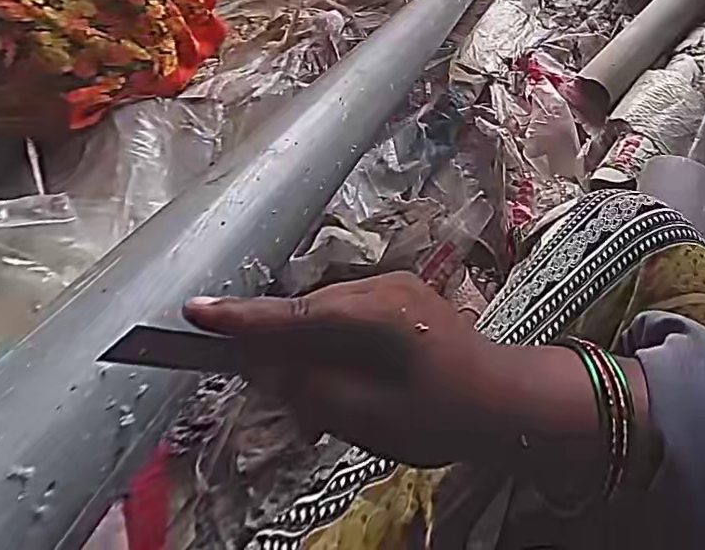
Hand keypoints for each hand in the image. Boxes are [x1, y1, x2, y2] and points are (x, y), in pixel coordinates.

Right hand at [184, 273, 518, 467]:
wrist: (508, 397)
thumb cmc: (447, 414)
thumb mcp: (377, 419)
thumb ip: (316, 389)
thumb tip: (269, 365)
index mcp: (377, 310)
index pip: (295, 313)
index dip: (243, 316)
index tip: (196, 311)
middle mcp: (380, 286)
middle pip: (307, 311)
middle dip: (276, 342)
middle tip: (253, 375)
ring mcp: (390, 287)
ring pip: (325, 315)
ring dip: (306, 349)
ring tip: (310, 398)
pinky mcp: (396, 297)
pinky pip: (346, 318)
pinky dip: (331, 346)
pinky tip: (336, 379)